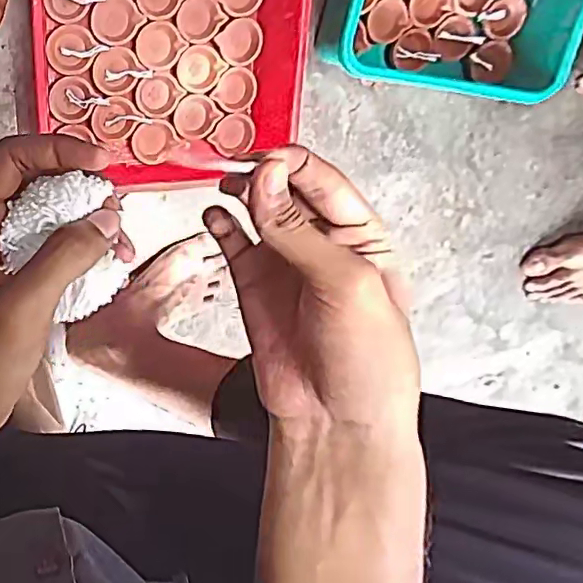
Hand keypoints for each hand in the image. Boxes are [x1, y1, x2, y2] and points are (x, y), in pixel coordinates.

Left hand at [0, 134, 134, 444]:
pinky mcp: (14, 273)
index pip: (11, 158)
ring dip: (83, 212)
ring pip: (45, 207)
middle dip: (76, 180)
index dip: (56, 149)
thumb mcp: (22, 308)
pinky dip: (80, 241)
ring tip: (115, 233)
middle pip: (31, 177)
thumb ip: (63, 257)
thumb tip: (102, 219)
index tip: (97, 162)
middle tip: (111, 198)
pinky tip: (104, 258)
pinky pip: (50, 239)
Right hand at [203, 148, 416, 430]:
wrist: (333, 421)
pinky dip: (220, 223)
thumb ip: (299, 230)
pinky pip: (232, 239)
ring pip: (256, 208)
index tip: (264, 160)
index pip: (323, 181)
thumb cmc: (368, 363)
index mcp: (361, 236)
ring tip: (227, 188)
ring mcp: (284, 261)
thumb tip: (267, 179)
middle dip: (263, 175)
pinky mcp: (252, 280)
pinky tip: (215, 216)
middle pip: (286, 189)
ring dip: (240, 192)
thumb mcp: (345, 285)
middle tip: (240, 173)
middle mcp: (321, 242)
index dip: (292, 164)